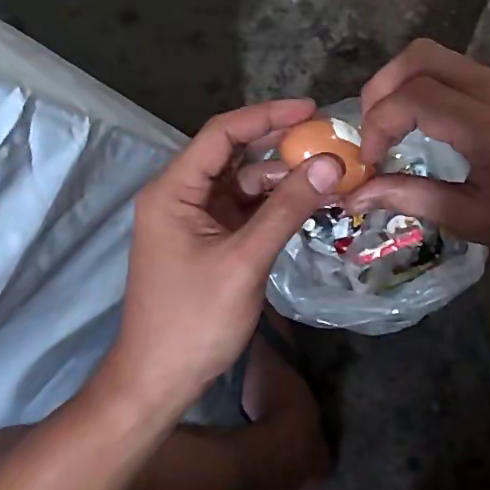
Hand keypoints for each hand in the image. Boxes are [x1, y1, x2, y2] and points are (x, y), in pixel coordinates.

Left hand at [104, 99, 344, 409]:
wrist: (158, 380)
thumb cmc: (194, 319)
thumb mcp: (244, 260)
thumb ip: (286, 208)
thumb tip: (330, 163)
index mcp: (173, 189)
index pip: (221, 134)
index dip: (266, 115)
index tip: (311, 109)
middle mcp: (180, 195)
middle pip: (233, 154)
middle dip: (279, 145)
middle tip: (328, 138)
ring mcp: (194, 219)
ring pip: (243, 183)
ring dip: (282, 178)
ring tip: (330, 174)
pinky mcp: (208, 240)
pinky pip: (244, 210)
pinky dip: (274, 205)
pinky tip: (308, 203)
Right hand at [344, 40, 489, 260]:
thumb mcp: (475, 220)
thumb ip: (413, 198)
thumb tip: (358, 194)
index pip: (415, 97)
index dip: (379, 122)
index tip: (372, 160)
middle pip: (420, 56)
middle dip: (381, 87)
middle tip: (372, 129)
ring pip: (436, 56)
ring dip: (401, 85)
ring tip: (392, 128)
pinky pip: (456, 70)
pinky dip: (425, 89)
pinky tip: (425, 127)